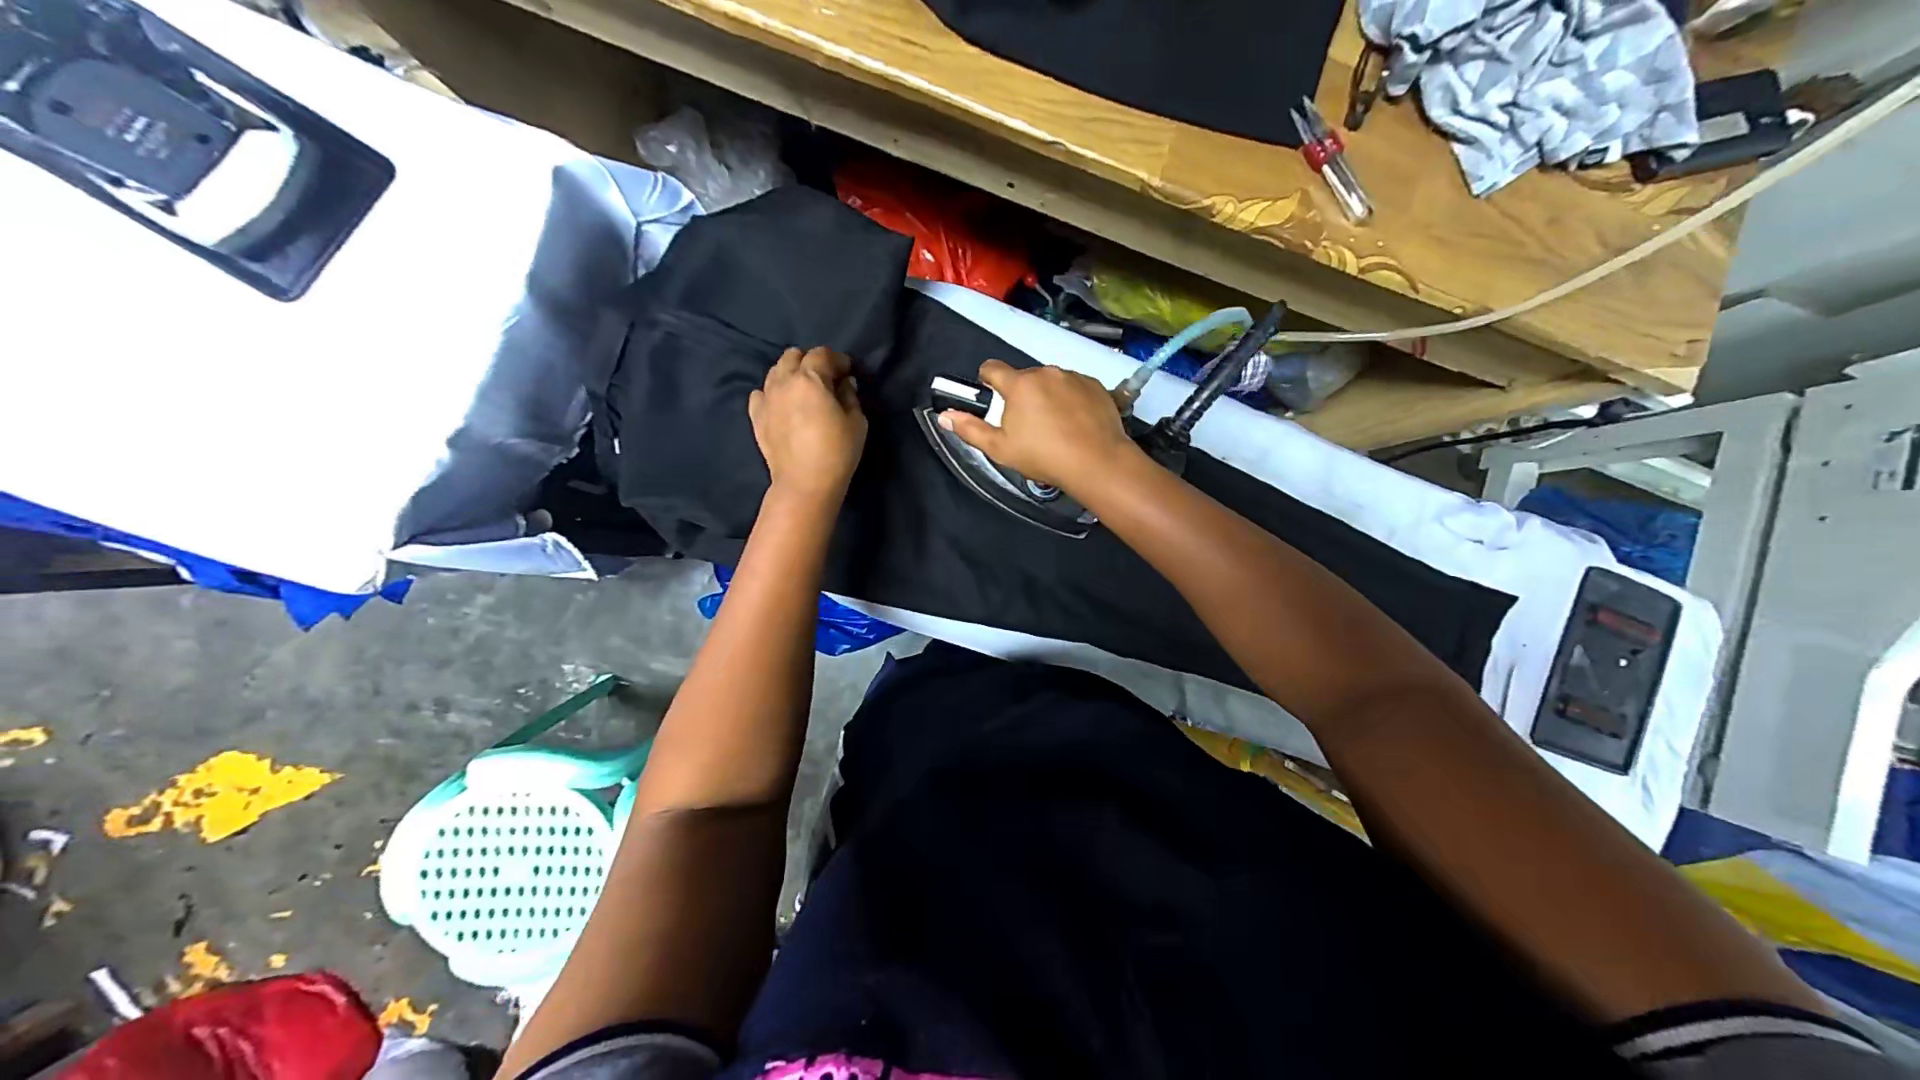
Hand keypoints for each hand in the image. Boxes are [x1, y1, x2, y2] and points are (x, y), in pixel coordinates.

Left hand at [749, 346, 867, 502]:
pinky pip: (760, 393)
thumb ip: (850, 396)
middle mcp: (784, 381)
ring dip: (790, 373)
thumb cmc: (837, 451)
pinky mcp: (756, 416)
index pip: (822, 354)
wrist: (805, 483)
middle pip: (793, 356)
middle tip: (824, 378)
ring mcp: (766, 398)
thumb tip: (845, 383)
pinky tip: (782, 404)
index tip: (847, 371)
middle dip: (810, 361)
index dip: (837, 359)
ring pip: (775, 371)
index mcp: (810, 378)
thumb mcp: (857, 422)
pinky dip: (772, 392)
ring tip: (802, 390)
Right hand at [938, 359, 1139, 491]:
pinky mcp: (1096, 386)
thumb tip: (944, 415)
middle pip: (1024, 378)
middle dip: (1021, 395)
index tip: (990, 395)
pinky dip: (1072, 400)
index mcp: (1019, 384)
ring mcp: (1074, 377)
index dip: (987, 380)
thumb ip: (970, 429)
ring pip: (1051, 382)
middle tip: (1026, 425)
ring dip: (1048, 396)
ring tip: (1055, 426)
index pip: (992, 368)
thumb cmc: (1043, 456)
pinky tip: (1076, 423)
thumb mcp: (1000, 448)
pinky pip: (1075, 387)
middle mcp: (1046, 372)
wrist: (1097, 461)